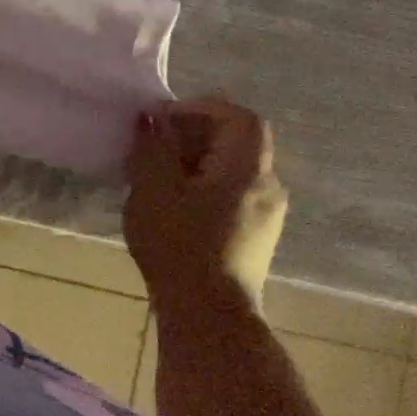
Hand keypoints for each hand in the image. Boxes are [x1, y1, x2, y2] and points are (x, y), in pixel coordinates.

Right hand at [124, 98, 287, 313]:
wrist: (208, 309)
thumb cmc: (177, 242)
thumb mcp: (153, 189)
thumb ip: (154, 148)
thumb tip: (152, 117)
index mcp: (248, 172)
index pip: (241, 118)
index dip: (202, 107)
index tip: (161, 117)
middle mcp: (268, 187)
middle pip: (238, 141)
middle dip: (192, 132)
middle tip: (148, 144)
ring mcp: (266, 212)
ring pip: (233, 166)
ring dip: (193, 157)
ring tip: (151, 172)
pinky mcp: (255, 231)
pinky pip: (231, 188)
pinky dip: (201, 179)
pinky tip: (169, 199)